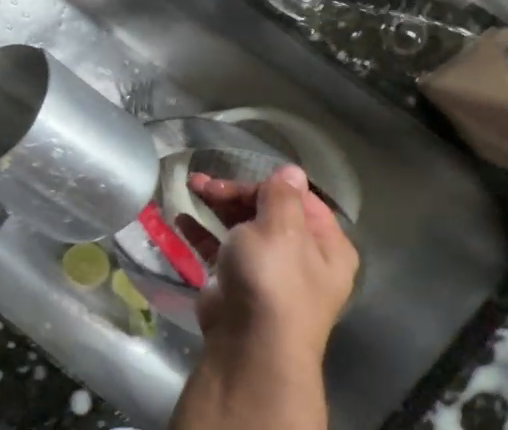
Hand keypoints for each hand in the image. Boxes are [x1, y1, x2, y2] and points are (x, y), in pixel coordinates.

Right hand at [187, 164, 358, 361]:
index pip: (301, 200)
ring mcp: (271, 269)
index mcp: (326, 245)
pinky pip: (220, 245)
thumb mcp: (279, 229)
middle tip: (199, 184)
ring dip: (216, 206)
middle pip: (269, 211)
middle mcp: (304, 256)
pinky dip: (202, 230)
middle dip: (234, 193)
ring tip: (187, 190)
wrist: (252, 337)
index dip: (267, 185)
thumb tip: (292, 171)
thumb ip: (282, 197)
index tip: (234, 177)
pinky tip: (181, 219)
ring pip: (243, 226)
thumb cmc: (272, 278)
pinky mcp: (239, 278)